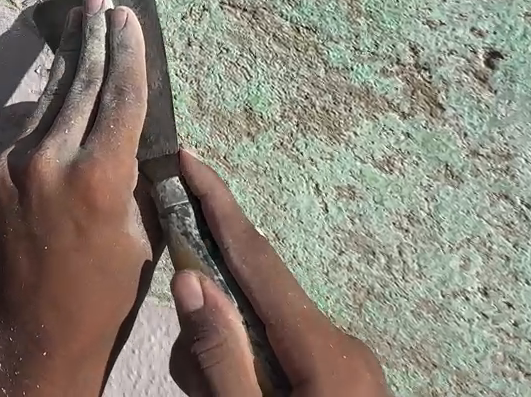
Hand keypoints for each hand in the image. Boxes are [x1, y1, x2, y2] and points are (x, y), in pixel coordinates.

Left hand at [0, 0, 151, 395]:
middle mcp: (55, 158)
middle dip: (94, 36)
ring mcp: (21, 159)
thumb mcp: (140, 234)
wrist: (33, 325)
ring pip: (53, 96)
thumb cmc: (103, 292)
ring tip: (81, 20)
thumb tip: (132, 133)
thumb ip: (133, 176)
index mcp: (101, 177)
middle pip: (81, 82)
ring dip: (70, 57)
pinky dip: (54, 99)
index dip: (127, 54)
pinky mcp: (1, 167)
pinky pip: (35, 123)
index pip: (120, 98)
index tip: (129, 18)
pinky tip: (65, 77)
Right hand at [169, 152, 389, 396]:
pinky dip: (242, 372)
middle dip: (205, 319)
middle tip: (197, 382)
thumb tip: (191, 277)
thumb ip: (221, 358)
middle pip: (248, 297)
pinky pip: (272, 355)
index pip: (257, 258)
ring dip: (221, 359)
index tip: (189, 156)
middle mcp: (336, 347)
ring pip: (254, 330)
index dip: (218, 203)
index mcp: (324, 354)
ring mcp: (340, 367)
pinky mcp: (336, 385)